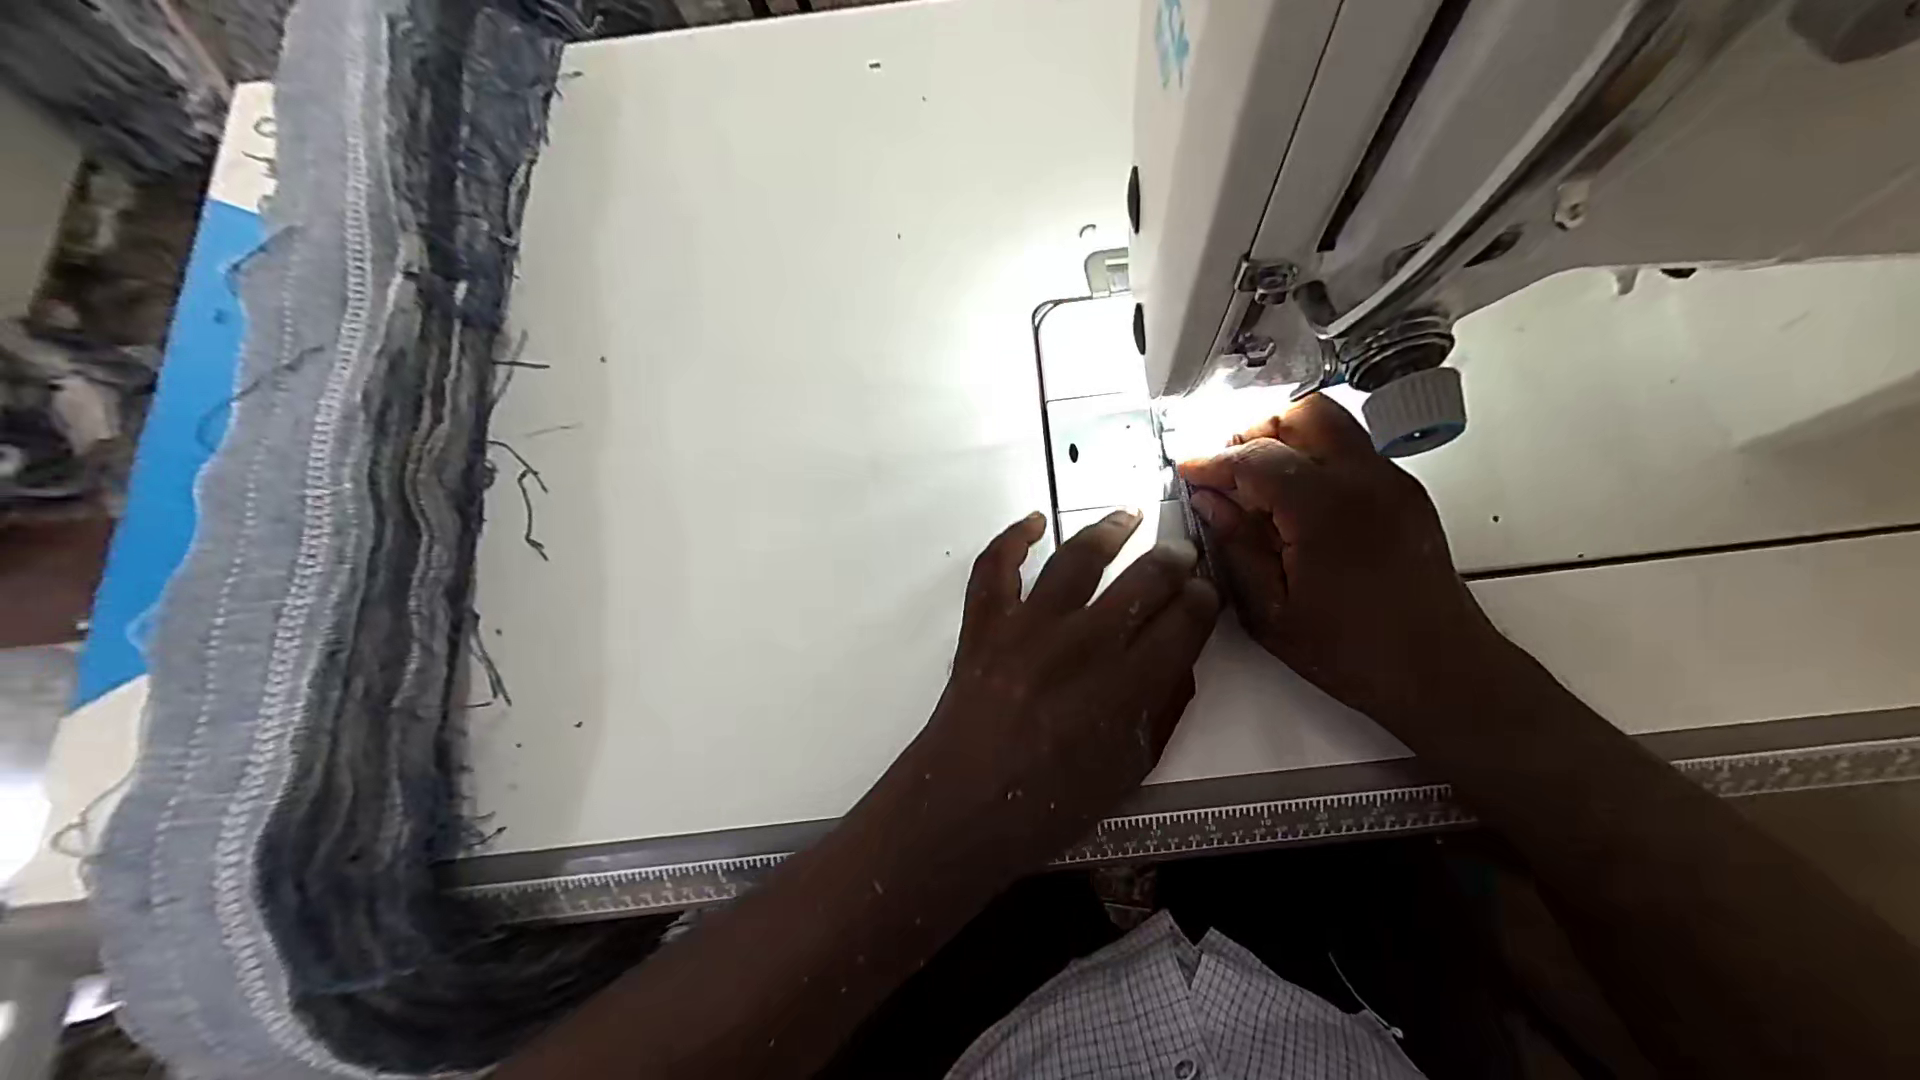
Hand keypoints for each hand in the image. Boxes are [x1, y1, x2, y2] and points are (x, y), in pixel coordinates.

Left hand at [895, 509, 1218, 867]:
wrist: (962, 806)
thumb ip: (1161, 709)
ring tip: (1129, 515)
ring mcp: (1026, 629)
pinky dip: (1011, 538)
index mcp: (1125, 688)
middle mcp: (1081, 646)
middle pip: (1142, 583)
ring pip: (1076, 559)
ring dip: (1109, 530)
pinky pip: (996, 567)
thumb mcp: (1128, 769)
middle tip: (1181, 553)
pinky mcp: (984, 625)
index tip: (1206, 591)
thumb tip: (1180, 657)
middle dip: (1172, 562)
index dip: (1203, 601)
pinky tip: (1033, 522)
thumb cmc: (1048, 804)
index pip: (1183, 624)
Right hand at [1177, 394, 1507, 722]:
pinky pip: (1350, 450)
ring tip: (1255, 486)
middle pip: (1302, 415)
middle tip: (1226, 472)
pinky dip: (1312, 458)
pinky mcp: (1403, 494)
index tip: (1191, 471)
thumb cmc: (1359, 653)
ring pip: (1331, 424)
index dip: (1213, 461)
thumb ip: (1235, 547)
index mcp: (1326, 511)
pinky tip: (1291, 504)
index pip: (1256, 457)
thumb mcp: (1270, 611)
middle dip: (1254, 433)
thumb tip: (1211, 505)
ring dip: (1285, 441)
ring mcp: (1391, 484)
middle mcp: (1366, 483)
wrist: (1439, 671)